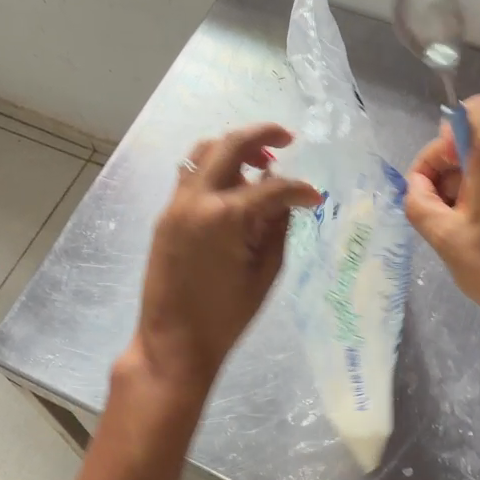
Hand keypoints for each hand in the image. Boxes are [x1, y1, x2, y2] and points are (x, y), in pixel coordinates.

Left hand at [129, 123, 322, 391]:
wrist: (172, 345)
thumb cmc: (226, 317)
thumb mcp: (266, 272)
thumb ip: (277, 226)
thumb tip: (285, 197)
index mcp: (226, 216)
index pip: (272, 186)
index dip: (299, 189)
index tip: (314, 197)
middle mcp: (197, 199)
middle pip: (231, 144)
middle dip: (263, 134)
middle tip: (287, 139)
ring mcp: (176, 203)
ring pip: (205, 150)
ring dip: (234, 146)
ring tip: (259, 161)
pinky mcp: (165, 213)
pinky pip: (192, 172)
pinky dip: (215, 165)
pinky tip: (235, 184)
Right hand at [403, 95, 479, 359]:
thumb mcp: (443, 239)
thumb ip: (420, 202)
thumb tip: (419, 185)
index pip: (478, 108)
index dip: (452, 125)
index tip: (440, 167)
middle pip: (472, 141)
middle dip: (444, 167)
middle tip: (436, 209)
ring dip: (460, 187)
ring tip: (455, 230)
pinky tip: (477, 238)